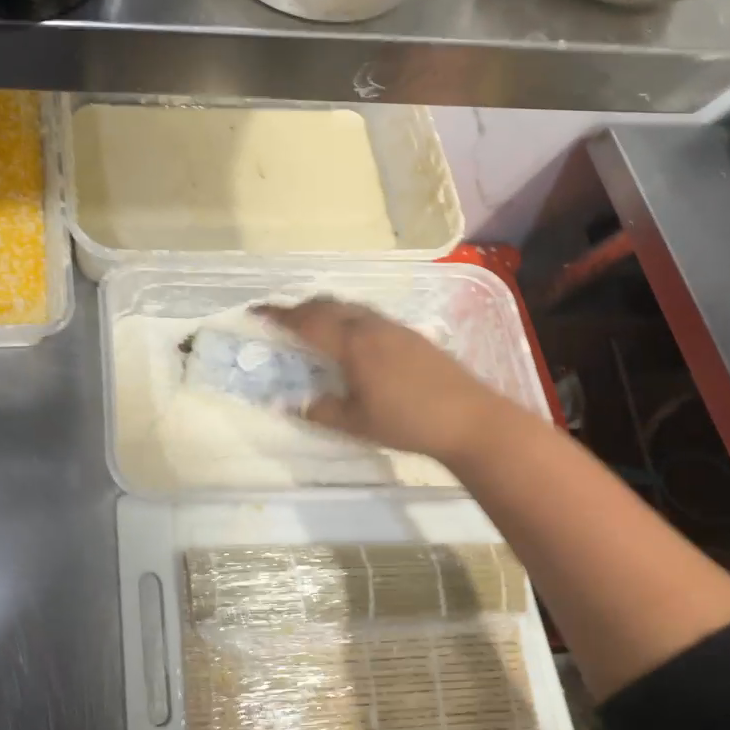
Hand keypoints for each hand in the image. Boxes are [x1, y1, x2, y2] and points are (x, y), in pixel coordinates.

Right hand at [260, 298, 520, 462]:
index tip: (257, 311)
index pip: (307, 322)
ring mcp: (395, 328)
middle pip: (328, 305)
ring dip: (326, 310)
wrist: (472, 420)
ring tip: (313, 323)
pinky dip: (348, 317)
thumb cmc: (407, 422)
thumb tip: (289, 404)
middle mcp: (371, 326)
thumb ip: (320, 410)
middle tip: (282, 318)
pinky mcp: (412, 335)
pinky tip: (352, 337)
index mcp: (352, 344)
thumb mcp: (356, 423)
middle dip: (300, 308)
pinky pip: (369, 315)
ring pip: (351, 307)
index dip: (279, 315)